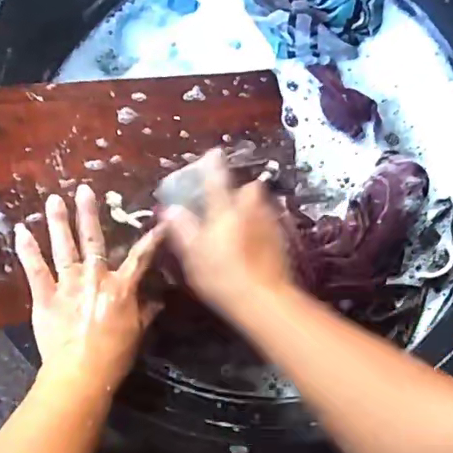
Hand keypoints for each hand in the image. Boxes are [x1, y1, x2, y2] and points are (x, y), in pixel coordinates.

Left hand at [15, 183, 166, 390]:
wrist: (80, 373)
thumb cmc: (114, 355)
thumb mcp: (137, 332)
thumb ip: (146, 312)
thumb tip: (158, 300)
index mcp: (121, 287)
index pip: (140, 257)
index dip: (151, 239)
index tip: (158, 222)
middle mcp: (95, 278)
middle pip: (93, 240)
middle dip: (89, 213)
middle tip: (85, 190)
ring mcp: (67, 285)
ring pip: (63, 247)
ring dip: (58, 222)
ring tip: (54, 200)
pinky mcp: (44, 297)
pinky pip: (35, 270)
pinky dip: (27, 250)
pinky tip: (21, 231)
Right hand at [162, 149, 292, 320]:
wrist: (265, 299)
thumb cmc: (222, 277)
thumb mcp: (193, 256)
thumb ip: (182, 229)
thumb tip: (171, 210)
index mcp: (224, 210)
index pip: (216, 179)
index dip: (213, 165)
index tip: (213, 153)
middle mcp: (250, 209)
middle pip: (246, 189)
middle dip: (239, 189)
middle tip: (228, 198)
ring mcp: (269, 223)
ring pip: (260, 204)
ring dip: (251, 206)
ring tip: (241, 219)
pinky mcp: (281, 239)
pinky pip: (268, 221)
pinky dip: (260, 224)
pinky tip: (253, 239)